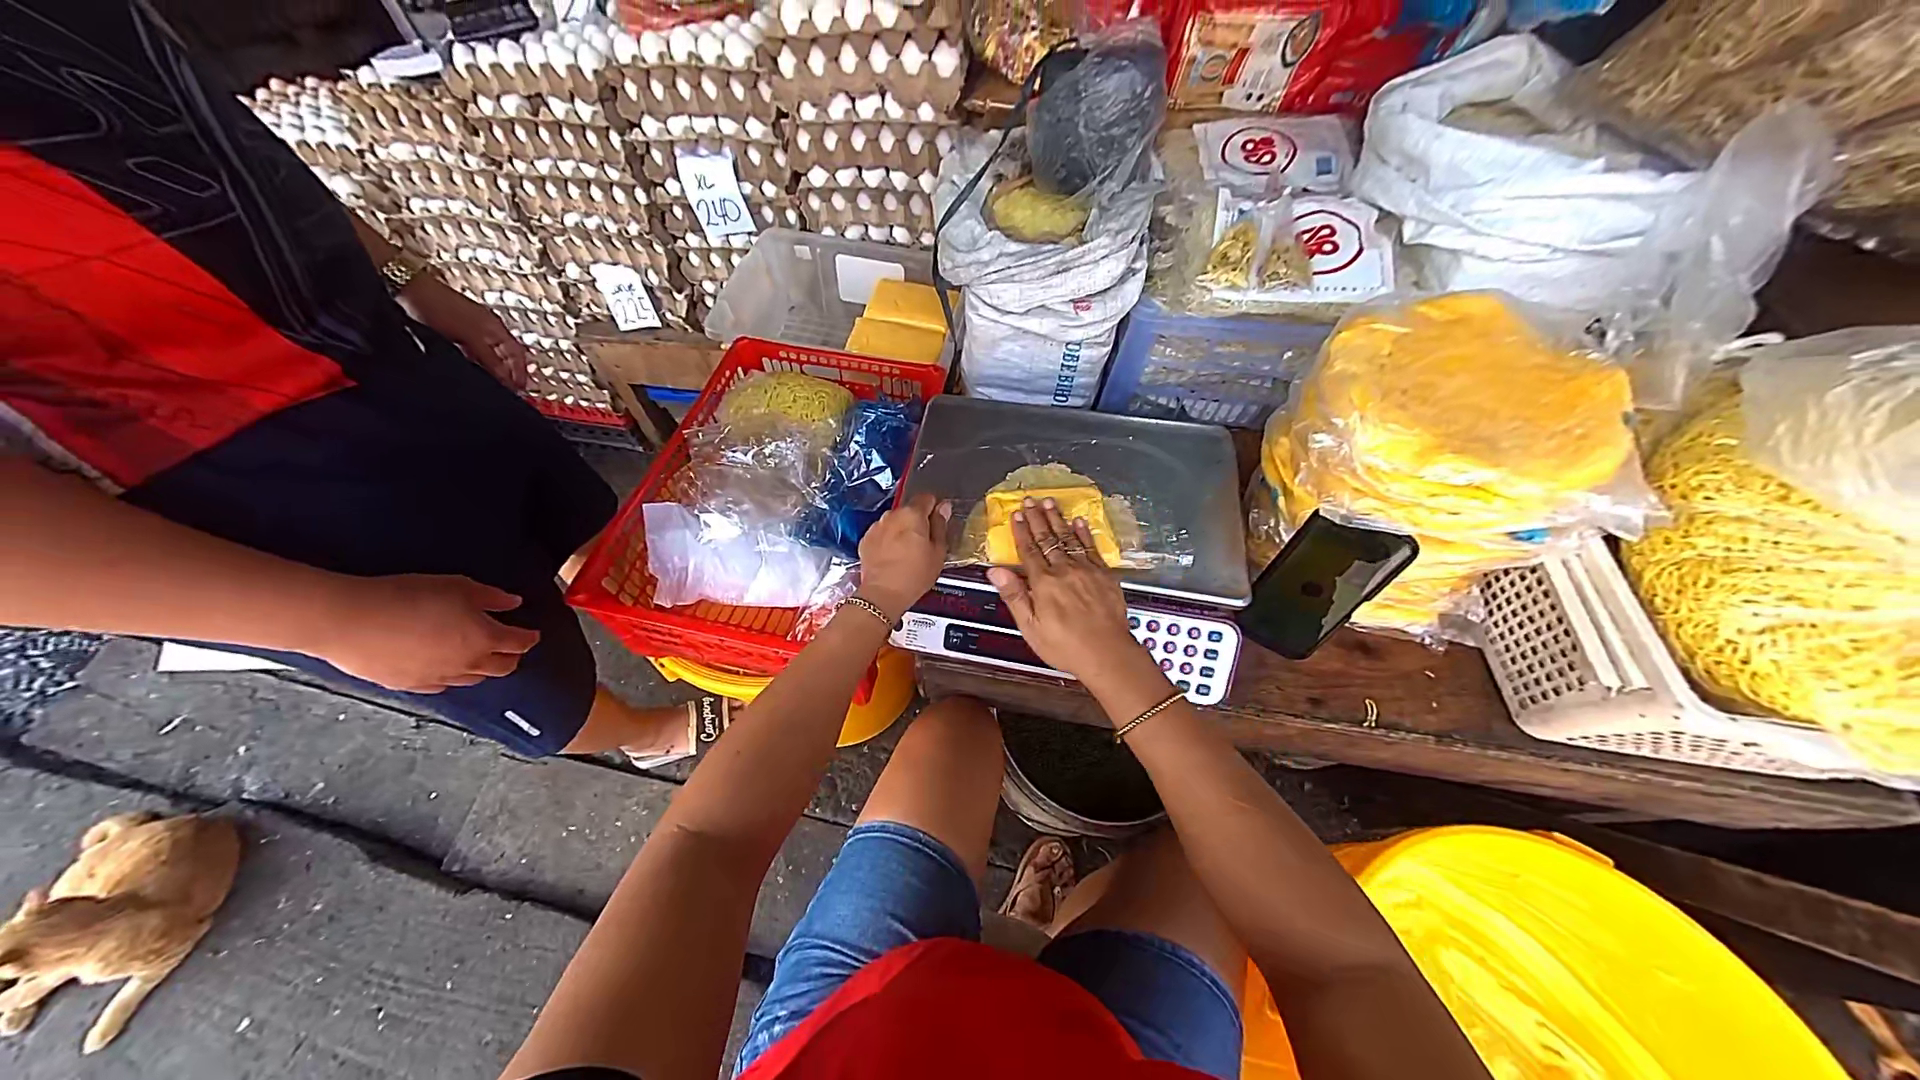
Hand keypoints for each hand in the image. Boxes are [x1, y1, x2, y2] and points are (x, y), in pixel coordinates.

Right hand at [304, 573, 541, 693]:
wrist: (350, 620)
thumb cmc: (407, 597)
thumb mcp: (459, 586)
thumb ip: (491, 597)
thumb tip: (513, 602)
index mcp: (485, 639)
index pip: (519, 643)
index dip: (530, 638)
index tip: (533, 634)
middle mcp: (467, 664)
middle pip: (502, 667)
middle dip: (512, 657)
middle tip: (513, 649)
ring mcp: (438, 678)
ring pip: (473, 680)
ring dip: (484, 670)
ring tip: (484, 659)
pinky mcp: (409, 685)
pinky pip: (440, 686)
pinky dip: (451, 679)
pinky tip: (448, 672)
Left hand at [401, 275, 529, 388]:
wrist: (402, 288)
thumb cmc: (436, 305)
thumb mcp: (470, 337)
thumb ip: (490, 359)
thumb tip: (507, 380)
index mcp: (495, 327)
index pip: (518, 355)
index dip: (520, 374)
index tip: (519, 392)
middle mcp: (486, 328)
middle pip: (506, 356)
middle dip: (508, 373)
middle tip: (507, 391)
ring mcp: (468, 329)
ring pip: (488, 355)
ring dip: (491, 370)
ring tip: (490, 384)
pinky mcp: (450, 332)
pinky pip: (471, 353)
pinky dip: (475, 364)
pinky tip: (469, 370)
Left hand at [854, 493, 951, 620]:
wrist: (883, 593)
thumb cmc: (914, 575)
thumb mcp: (938, 551)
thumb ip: (940, 525)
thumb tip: (943, 508)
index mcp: (912, 514)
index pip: (926, 498)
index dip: (934, 508)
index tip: (937, 521)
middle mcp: (892, 515)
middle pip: (909, 511)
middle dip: (916, 522)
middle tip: (924, 544)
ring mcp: (876, 527)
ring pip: (894, 522)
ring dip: (901, 531)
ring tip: (907, 553)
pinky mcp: (866, 539)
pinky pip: (881, 534)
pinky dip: (887, 541)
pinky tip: (893, 557)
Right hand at [987, 498, 1163, 690]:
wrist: (1107, 653)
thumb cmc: (1067, 646)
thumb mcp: (1031, 628)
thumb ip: (1014, 596)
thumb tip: (996, 572)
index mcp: (1044, 583)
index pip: (1029, 550)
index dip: (1021, 531)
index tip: (1015, 516)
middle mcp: (1065, 571)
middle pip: (1047, 539)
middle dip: (1037, 518)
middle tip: (1029, 501)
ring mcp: (1086, 570)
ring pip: (1068, 538)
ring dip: (1057, 519)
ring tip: (1050, 503)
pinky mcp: (1104, 575)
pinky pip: (1091, 547)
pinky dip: (1084, 533)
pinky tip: (1079, 522)